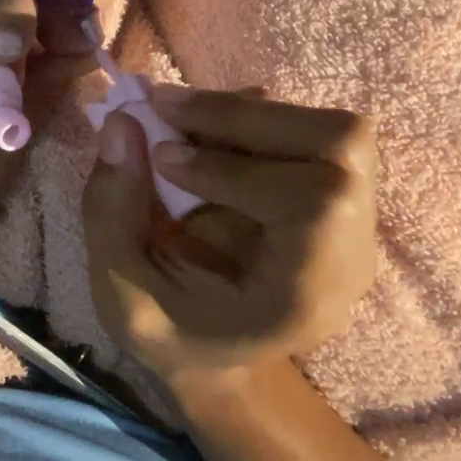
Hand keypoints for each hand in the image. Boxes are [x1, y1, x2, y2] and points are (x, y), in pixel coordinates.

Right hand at [82, 86, 378, 387]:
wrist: (217, 354)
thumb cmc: (169, 333)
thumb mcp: (119, 292)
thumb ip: (111, 212)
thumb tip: (122, 121)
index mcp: (304, 291)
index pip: (315, 202)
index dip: (235, 167)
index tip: (160, 159)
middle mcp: (347, 251)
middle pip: (339, 147)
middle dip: (243, 116)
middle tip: (163, 105)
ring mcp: (349, 220)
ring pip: (331, 130)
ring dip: (245, 111)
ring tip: (176, 112)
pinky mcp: (329, 193)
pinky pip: (306, 132)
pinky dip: (248, 115)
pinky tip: (197, 128)